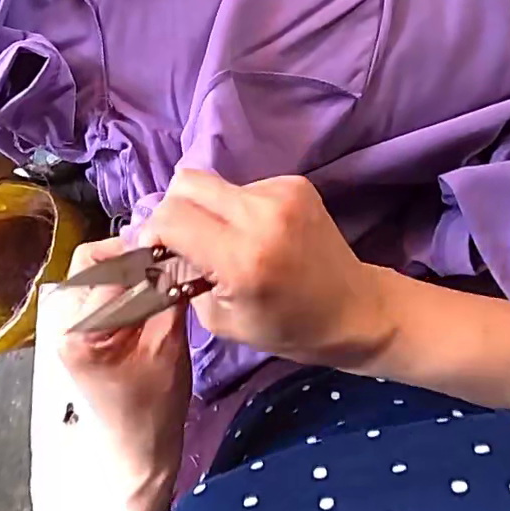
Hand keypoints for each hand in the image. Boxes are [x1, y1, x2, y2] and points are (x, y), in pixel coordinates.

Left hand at [52, 237, 189, 510]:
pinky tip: (144, 293)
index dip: (146, 254)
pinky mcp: (72, 325)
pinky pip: (94, 284)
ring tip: (158, 279)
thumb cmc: (154, 411)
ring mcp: (62, 322)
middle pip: (93, 259)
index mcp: (79, 330)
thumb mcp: (168, 346)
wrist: (134, 455)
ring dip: (125, 265)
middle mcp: (61, 320)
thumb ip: (167, 292)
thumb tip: (176, 249)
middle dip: (132, 255)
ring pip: (92, 267)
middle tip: (167, 265)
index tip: (177, 252)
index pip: (110, 266)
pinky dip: (119, 279)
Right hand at [139, 170, 393, 369]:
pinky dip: (235, 207)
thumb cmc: (287, 328)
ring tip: (225, 238)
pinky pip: (241, 185)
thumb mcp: (221, 319)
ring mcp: (281, 193)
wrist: (356, 310)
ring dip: (206, 208)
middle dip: (173, 209)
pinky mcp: (294, 183)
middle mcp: (261, 216)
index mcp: (241, 259)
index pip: (171, 217)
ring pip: (212, 183)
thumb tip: (159, 247)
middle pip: (186, 182)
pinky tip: (254, 231)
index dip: (153, 230)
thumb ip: (183, 276)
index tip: (155, 248)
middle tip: (181, 237)